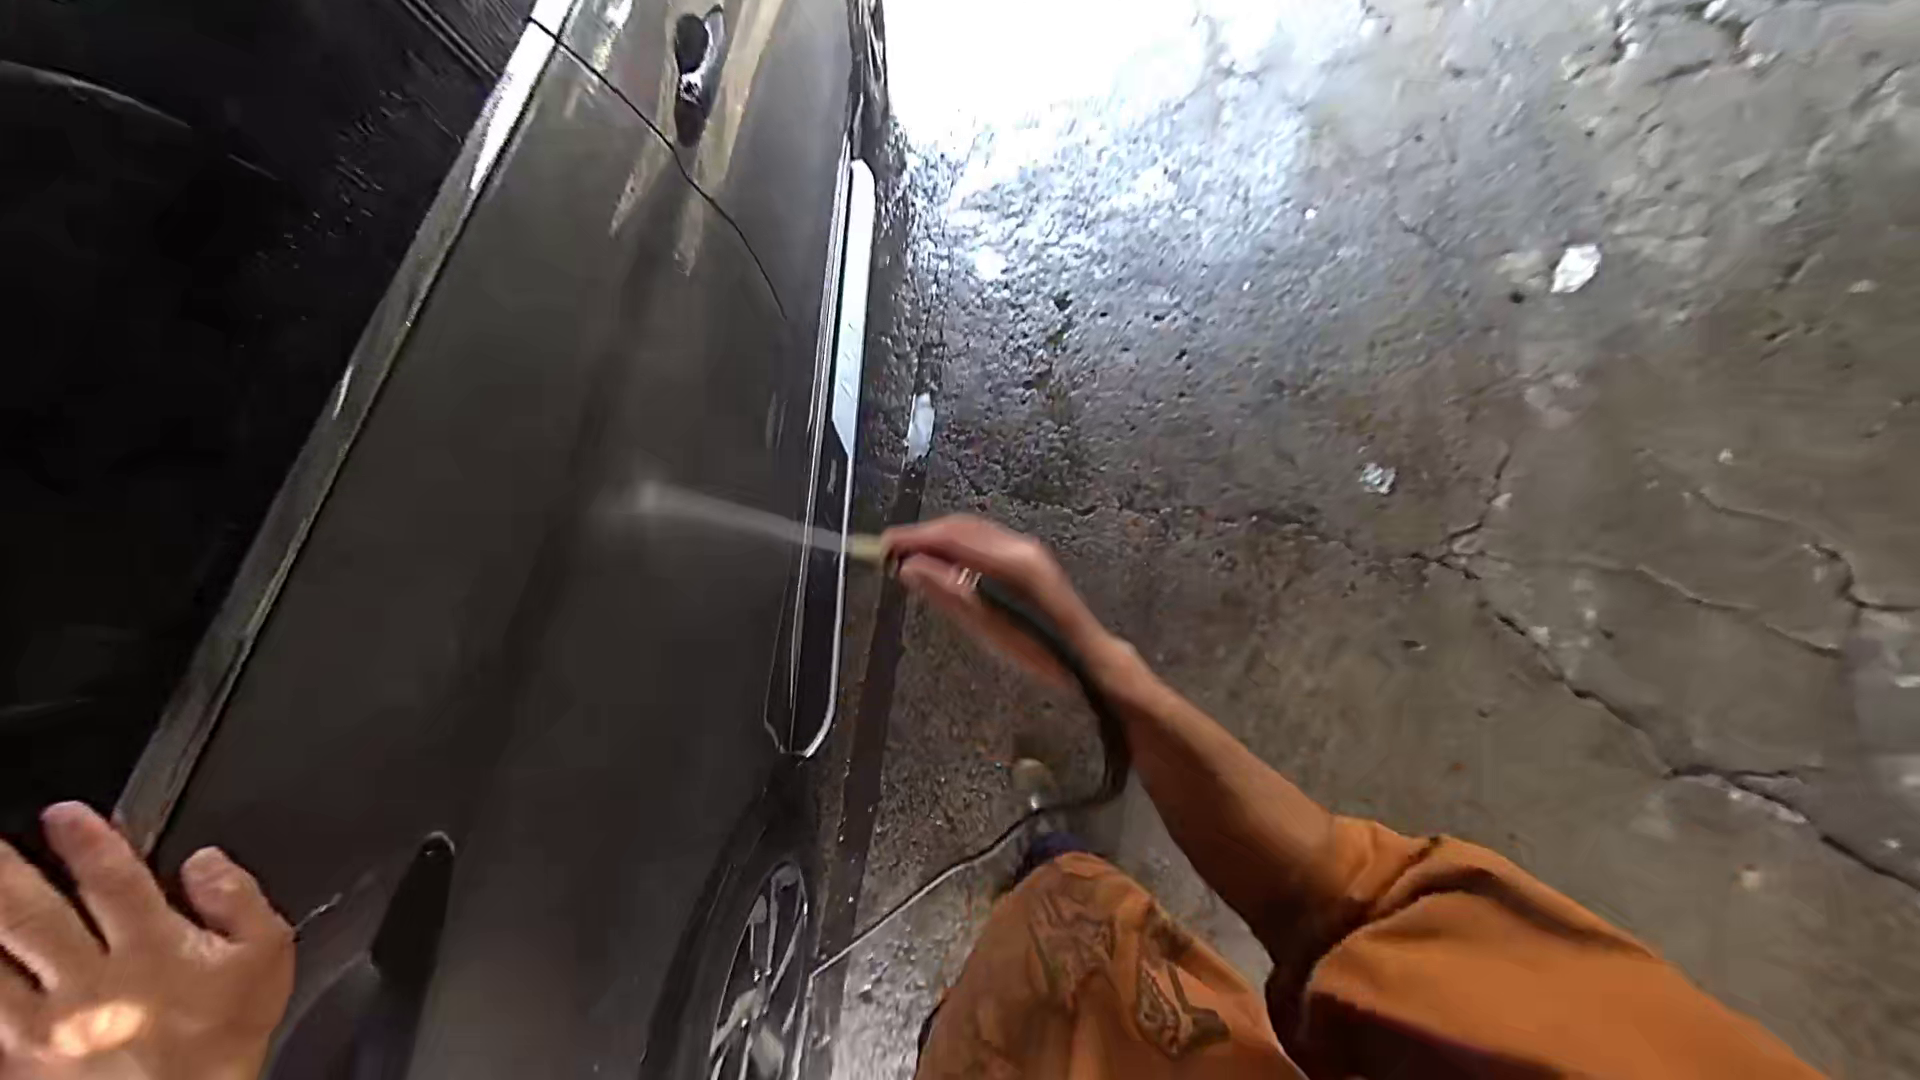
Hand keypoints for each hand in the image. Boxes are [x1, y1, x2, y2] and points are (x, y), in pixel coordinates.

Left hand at [0, 803, 292, 1079]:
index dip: (90, 843)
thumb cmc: (229, 1024)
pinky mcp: (6, 1058)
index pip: (114, 880)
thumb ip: (239, 900)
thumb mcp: (266, 951)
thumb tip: (206, 860)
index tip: (66, 813)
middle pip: (31, 918)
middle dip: (5, 876)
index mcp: (152, 944)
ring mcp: (34, 1023)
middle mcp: (86, 976)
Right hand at [883, 516, 1134, 691]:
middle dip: (921, 535)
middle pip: (959, 526)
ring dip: (937, 537)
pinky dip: (955, 544)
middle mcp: (1018, 546)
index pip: (950, 537)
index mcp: (1009, 563)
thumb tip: (911, 568)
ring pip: (969, 529)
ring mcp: (1025, 548)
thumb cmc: (1040, 651)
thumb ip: (948, 593)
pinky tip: (941, 560)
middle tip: (889, 551)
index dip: (913, 538)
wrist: (1084, 655)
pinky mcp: (1026, 556)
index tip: (883, 545)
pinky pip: (982, 538)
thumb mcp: (988, 629)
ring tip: (908, 556)